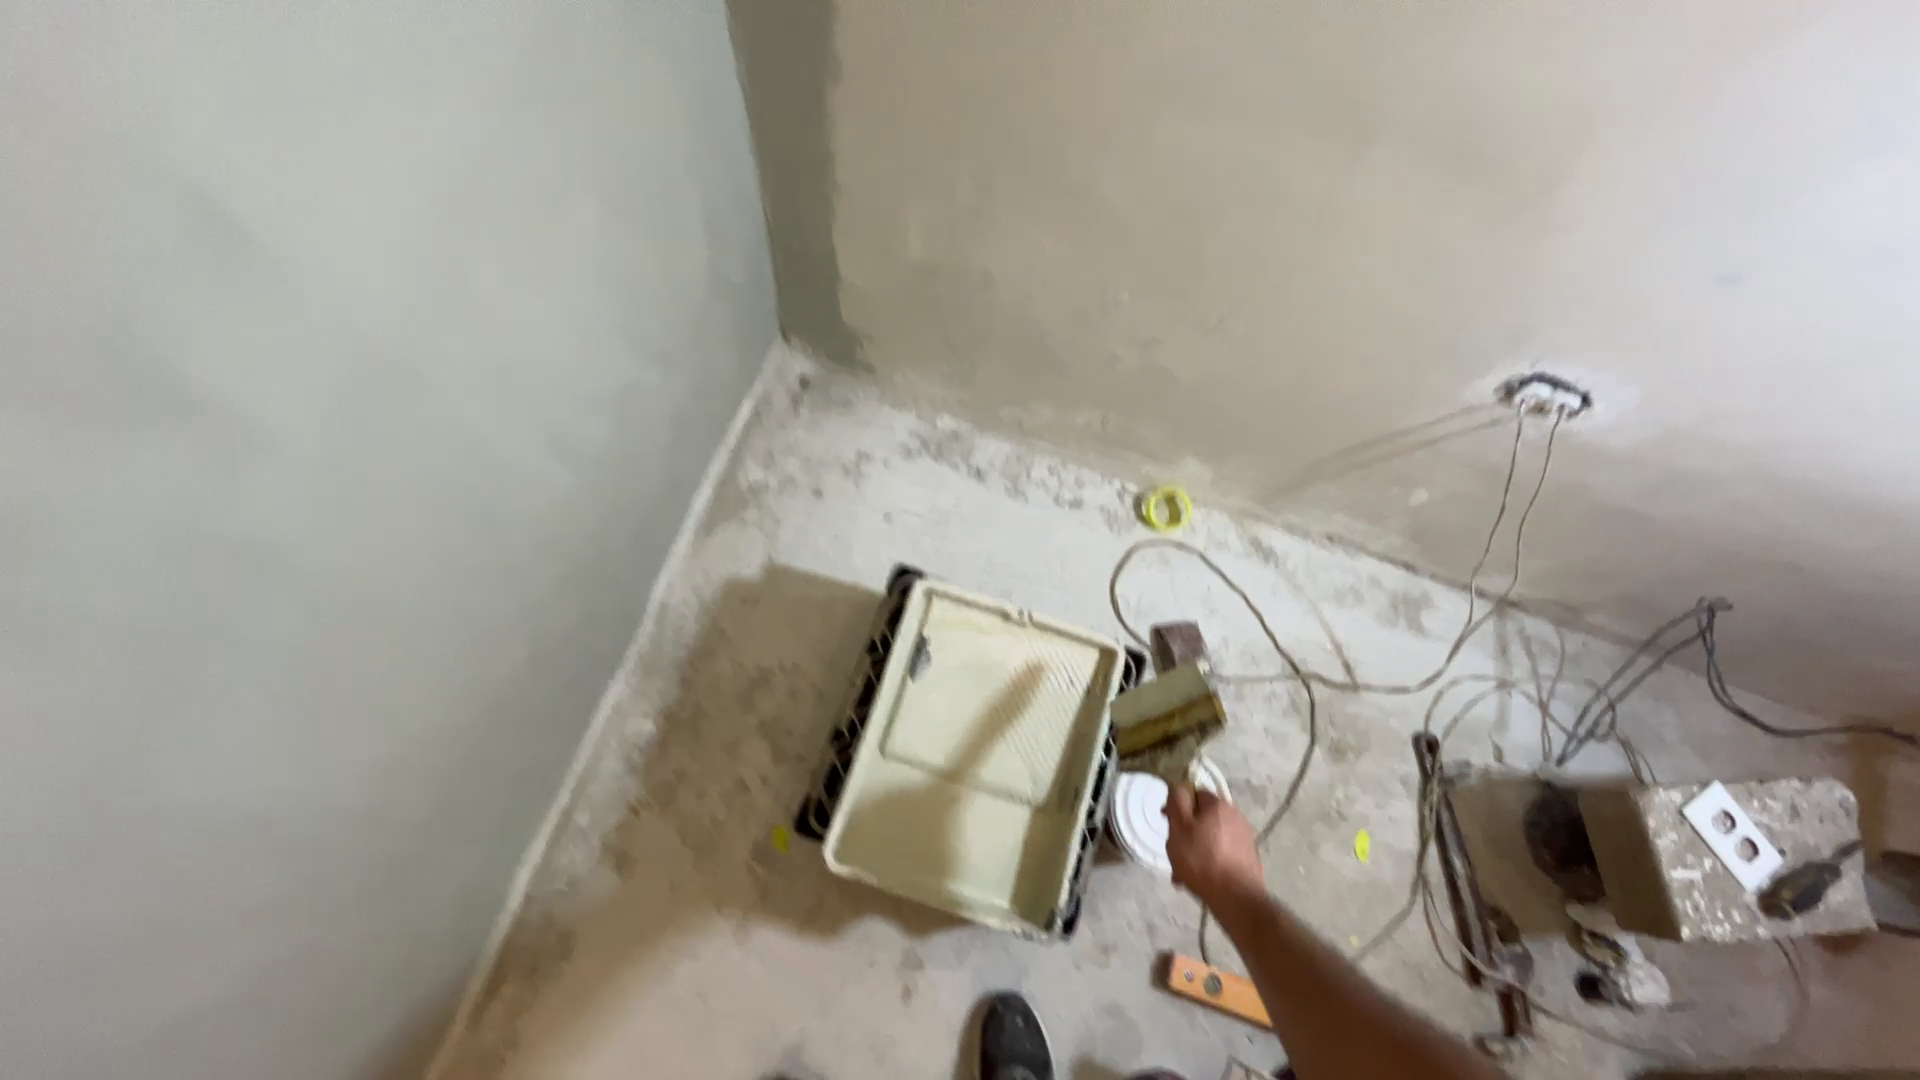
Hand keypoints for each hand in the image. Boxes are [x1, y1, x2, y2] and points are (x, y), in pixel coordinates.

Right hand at [1164, 785, 1264, 906]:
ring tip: (1184, 873)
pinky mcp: (1249, 859)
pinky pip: (1222, 855)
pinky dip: (1210, 862)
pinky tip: (1200, 880)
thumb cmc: (1201, 859)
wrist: (1236, 897)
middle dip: (1188, 833)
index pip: (1196, 793)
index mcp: (1219, 805)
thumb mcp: (1179, 826)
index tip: (1167, 821)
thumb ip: (1177, 802)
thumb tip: (1180, 787)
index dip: (1179, 805)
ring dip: (1197, 851)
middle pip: (1204, 818)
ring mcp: (1245, 839)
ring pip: (1212, 839)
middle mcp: (1236, 817)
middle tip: (1175, 851)